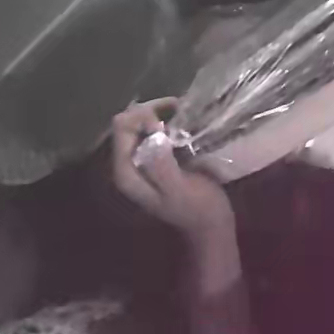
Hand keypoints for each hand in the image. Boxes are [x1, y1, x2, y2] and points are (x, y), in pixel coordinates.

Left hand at [110, 100, 235, 255]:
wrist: (211, 224)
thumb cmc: (197, 208)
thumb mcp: (178, 189)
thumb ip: (160, 164)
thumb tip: (151, 134)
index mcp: (127, 171)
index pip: (122, 128)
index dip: (143, 116)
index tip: (169, 119)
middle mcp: (128, 163)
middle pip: (128, 122)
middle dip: (151, 110)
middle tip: (180, 108)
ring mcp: (142, 160)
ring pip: (141, 122)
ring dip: (160, 113)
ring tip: (184, 111)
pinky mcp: (156, 157)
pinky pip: (154, 130)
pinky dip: (167, 120)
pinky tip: (185, 119)